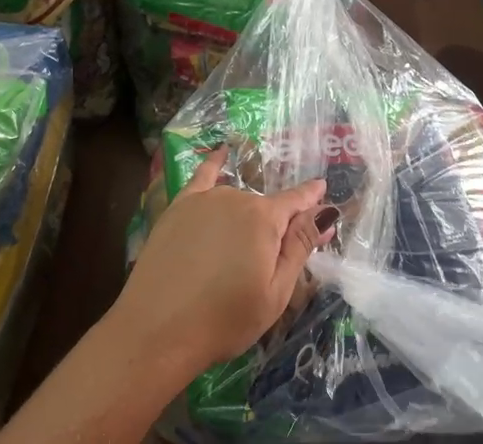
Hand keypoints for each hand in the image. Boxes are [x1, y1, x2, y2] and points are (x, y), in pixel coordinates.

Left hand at [110, 146, 335, 373]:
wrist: (157, 330)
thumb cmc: (224, 320)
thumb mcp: (275, 293)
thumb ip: (300, 247)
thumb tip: (326, 213)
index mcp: (265, 219)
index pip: (297, 201)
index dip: (312, 199)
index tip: (325, 191)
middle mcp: (237, 198)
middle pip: (267, 207)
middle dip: (277, 224)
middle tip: (268, 263)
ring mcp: (204, 200)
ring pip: (238, 199)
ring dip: (248, 215)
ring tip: (240, 250)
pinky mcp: (178, 206)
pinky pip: (203, 175)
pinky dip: (216, 163)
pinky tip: (222, 152)